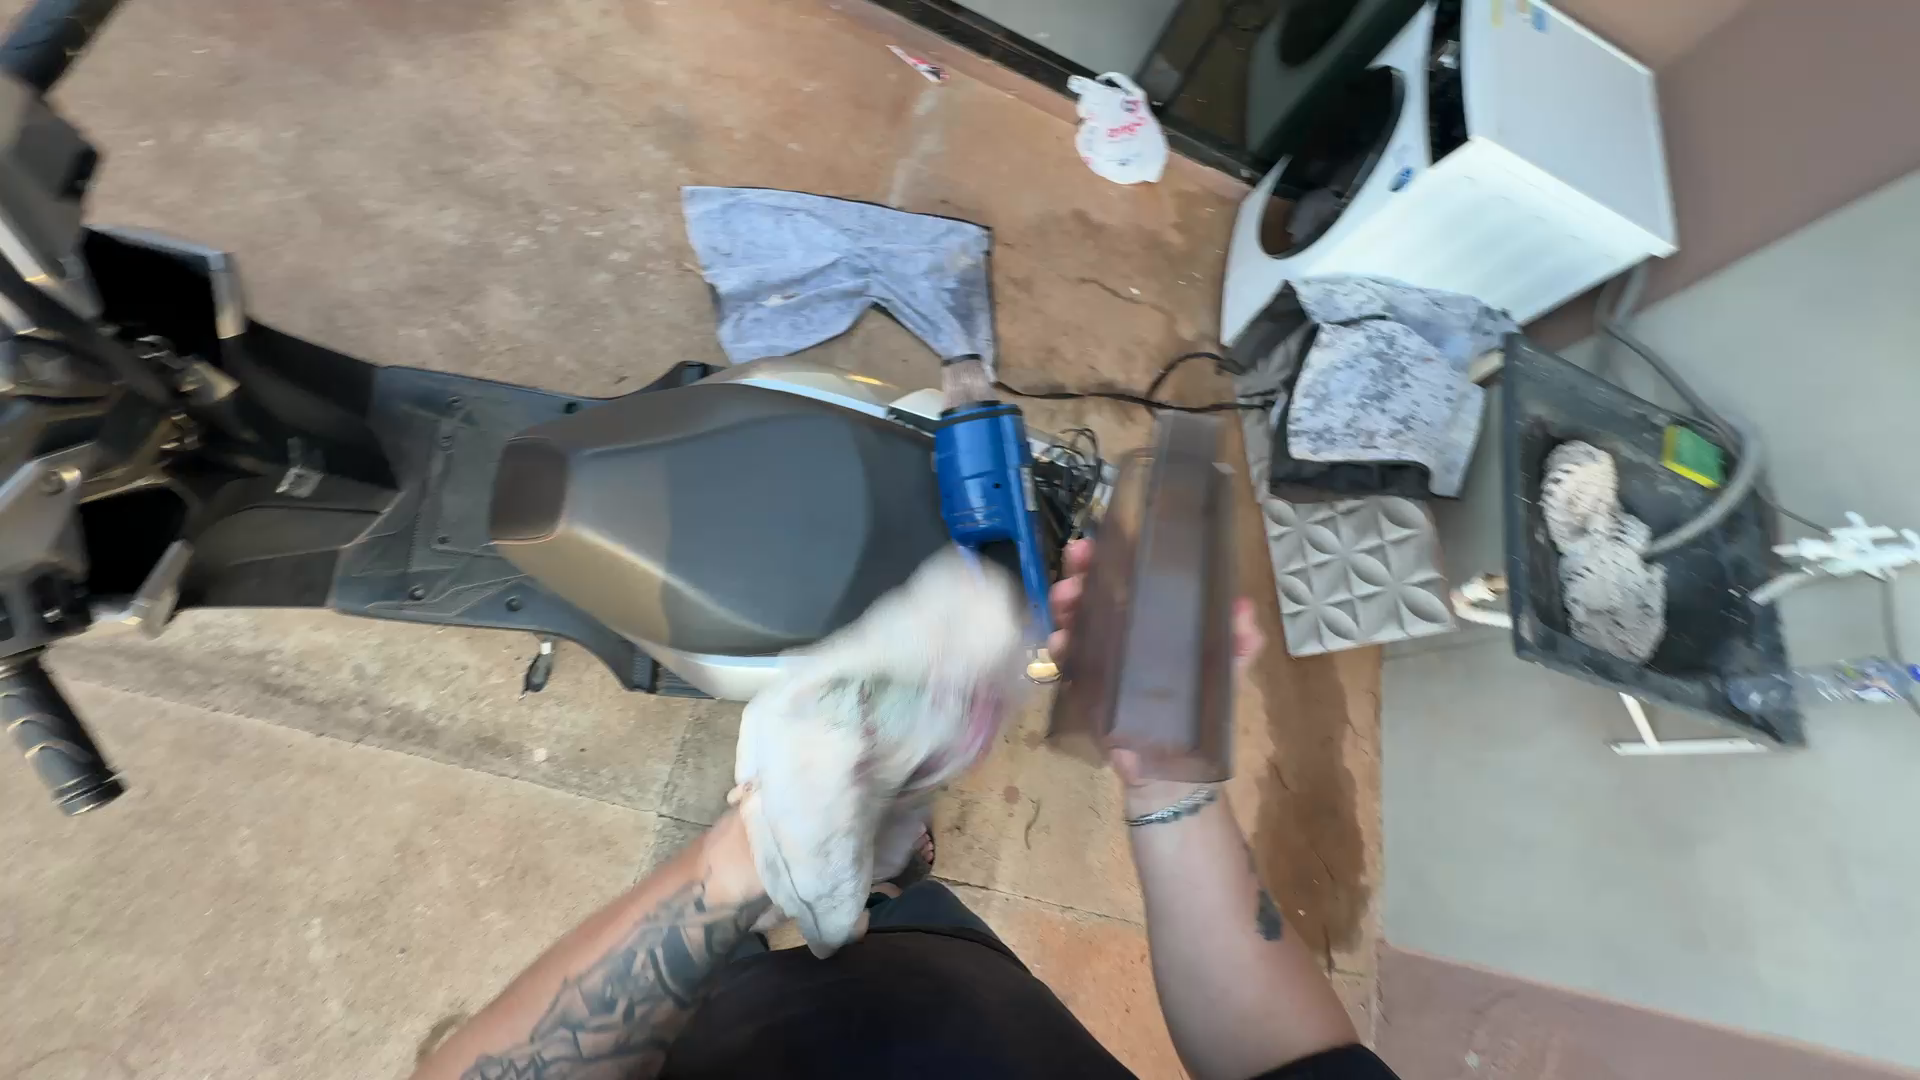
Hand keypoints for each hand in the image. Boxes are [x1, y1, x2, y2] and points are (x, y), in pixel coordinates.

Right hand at [1047, 539, 1263, 808]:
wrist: (1171, 771)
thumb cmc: (1194, 713)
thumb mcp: (1220, 675)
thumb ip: (1236, 647)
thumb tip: (1246, 613)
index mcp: (1146, 623)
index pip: (1123, 583)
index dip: (1108, 560)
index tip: (1096, 542)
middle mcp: (1115, 635)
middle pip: (1090, 596)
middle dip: (1079, 574)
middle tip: (1076, 562)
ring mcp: (1095, 662)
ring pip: (1072, 623)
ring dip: (1066, 607)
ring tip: (1066, 598)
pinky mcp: (1084, 691)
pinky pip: (1067, 666)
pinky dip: (1061, 651)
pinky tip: (1060, 642)